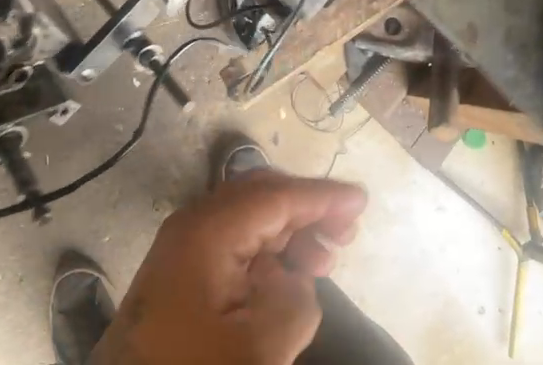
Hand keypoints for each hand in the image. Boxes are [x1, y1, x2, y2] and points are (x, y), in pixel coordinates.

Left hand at [93, 171, 367, 364]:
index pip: (276, 196)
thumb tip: (293, 280)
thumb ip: (295, 300)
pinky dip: (268, 253)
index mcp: (208, 229)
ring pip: (247, 221)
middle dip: (307, 208)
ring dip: (290, 233)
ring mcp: (184, 249)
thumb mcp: (260, 346)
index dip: (322, 196)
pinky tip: (290, 277)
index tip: (361, 200)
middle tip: (348, 230)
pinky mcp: (181, 276)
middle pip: (260, 198)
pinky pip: (233, 246)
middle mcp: (193, 226)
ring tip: (325, 261)